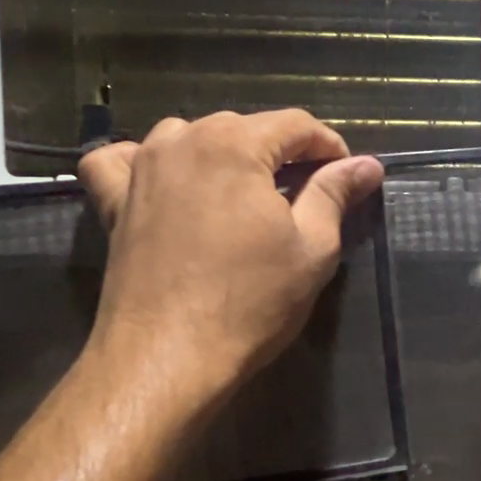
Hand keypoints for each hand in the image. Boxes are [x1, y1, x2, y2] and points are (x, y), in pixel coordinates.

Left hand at [77, 110, 383, 401]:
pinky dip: (147, 163)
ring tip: (245, 195)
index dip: (329, 146)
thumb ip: (334, 195)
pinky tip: (167, 185)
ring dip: (223, 155)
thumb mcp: (312, 249)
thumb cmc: (251, 303)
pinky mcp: (113, 201)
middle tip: (305, 196)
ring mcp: (141, 168)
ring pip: (190, 136)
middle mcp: (183, 140)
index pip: (295, 124)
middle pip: (244, 128)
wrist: (168, 356)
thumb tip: (367, 164)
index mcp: (236, 145)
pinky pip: (124, 160)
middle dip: (280, 153)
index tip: (346, 177)